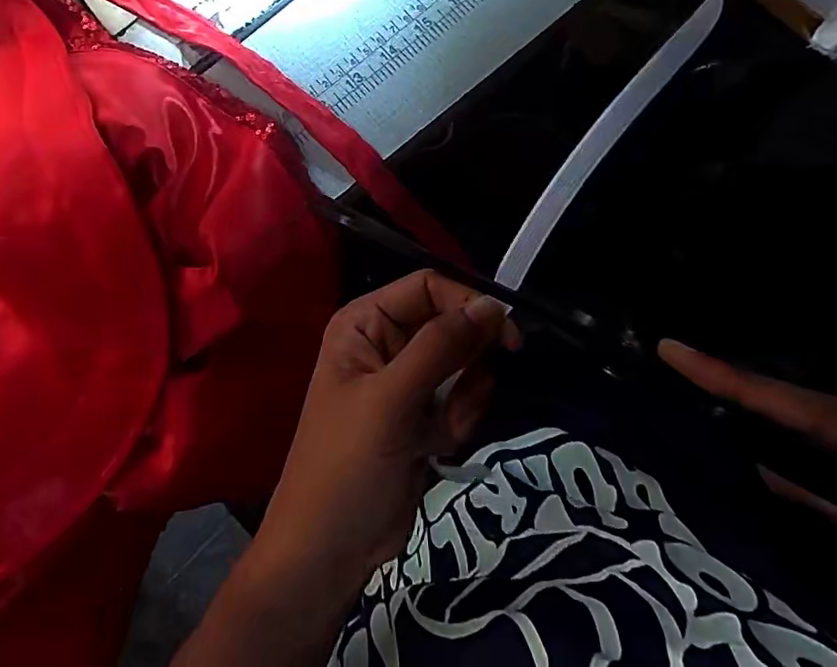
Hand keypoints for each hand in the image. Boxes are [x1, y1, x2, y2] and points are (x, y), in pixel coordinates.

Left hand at [258, 270, 515, 583]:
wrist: (330, 551)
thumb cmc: (347, 465)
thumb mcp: (391, 399)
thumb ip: (441, 346)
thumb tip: (492, 304)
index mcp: (365, 322)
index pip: (428, 286)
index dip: (468, 304)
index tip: (506, 337)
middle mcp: (386, 342)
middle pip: (452, 325)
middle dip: (466, 366)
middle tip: (461, 401)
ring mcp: (406, 381)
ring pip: (465, 365)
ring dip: (463, 401)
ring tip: (438, 433)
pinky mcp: (422, 415)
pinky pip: (462, 400)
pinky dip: (457, 424)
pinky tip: (434, 450)